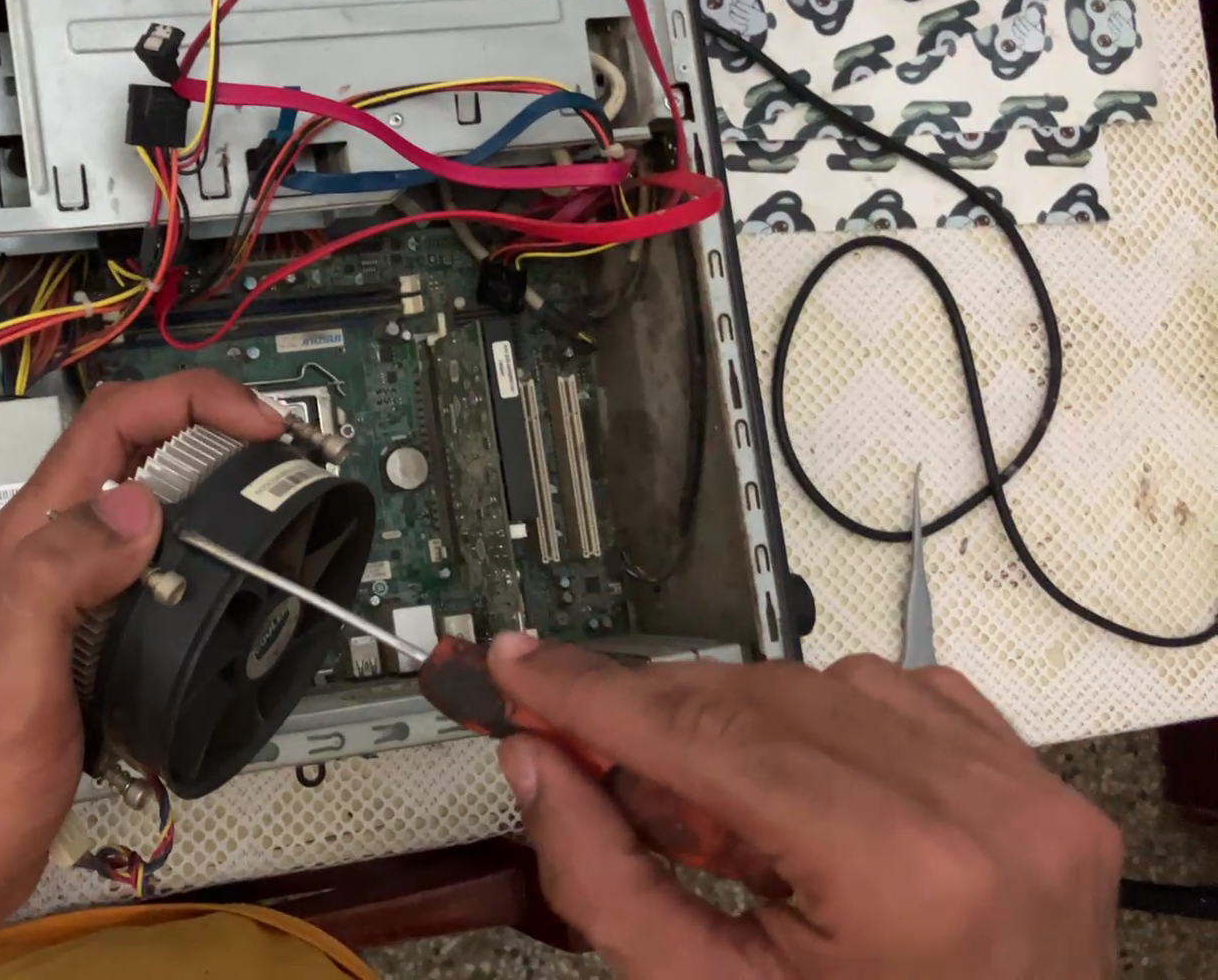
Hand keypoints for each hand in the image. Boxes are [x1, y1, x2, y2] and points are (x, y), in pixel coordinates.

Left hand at [0, 372, 283, 979]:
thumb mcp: (10, 666)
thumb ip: (58, 573)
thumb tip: (140, 505)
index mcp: (34, 536)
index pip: (113, 424)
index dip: (190, 402)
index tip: (257, 425)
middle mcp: (56, 550)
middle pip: (137, 451)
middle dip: (209, 430)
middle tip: (275, 456)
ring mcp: (77, 592)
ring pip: (151, 508)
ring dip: (211, 489)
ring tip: (265, 506)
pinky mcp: (98, 633)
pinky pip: (157, 568)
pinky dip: (201, 553)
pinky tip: (228, 579)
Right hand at [489, 636, 1121, 979]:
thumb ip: (599, 875)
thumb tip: (529, 755)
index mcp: (903, 876)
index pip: (699, 738)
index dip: (588, 692)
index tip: (510, 658)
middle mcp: (976, 804)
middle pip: (742, 701)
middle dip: (641, 713)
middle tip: (570, 738)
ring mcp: (1015, 778)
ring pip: (797, 681)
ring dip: (719, 722)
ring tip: (703, 805)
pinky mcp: (1025, 768)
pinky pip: (870, 688)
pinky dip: (799, 717)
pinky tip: (789, 780)